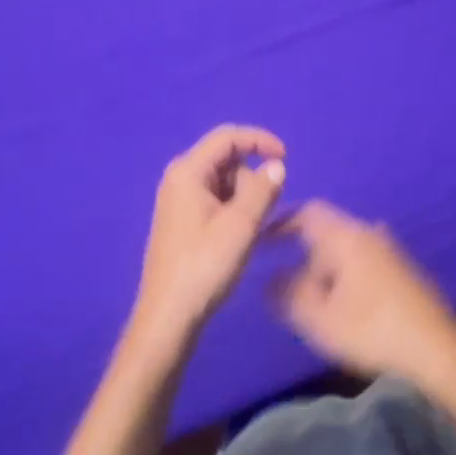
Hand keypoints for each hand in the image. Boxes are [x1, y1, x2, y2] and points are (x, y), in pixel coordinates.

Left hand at [131, 125, 285, 344]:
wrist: (169, 317)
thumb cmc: (204, 266)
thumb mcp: (241, 225)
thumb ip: (263, 189)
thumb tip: (276, 166)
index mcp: (188, 171)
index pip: (228, 137)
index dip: (260, 140)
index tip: (286, 157)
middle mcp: (179, 179)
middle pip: (227, 161)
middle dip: (252, 181)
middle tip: (263, 215)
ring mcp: (179, 201)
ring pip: (224, 184)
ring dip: (245, 200)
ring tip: (249, 233)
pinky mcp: (182, 222)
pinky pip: (216, 202)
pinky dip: (234, 212)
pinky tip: (241, 238)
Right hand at [272, 201, 455, 388]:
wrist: (435, 348)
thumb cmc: (372, 329)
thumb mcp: (319, 318)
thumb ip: (288, 295)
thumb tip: (270, 279)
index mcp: (346, 236)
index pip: (307, 212)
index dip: (281, 221)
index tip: (261, 238)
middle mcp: (368, 232)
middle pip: (327, 229)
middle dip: (302, 251)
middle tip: (284, 279)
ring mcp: (388, 248)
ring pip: (345, 246)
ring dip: (325, 266)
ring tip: (313, 297)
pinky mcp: (401, 268)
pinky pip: (361, 259)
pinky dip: (344, 273)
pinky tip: (344, 302)